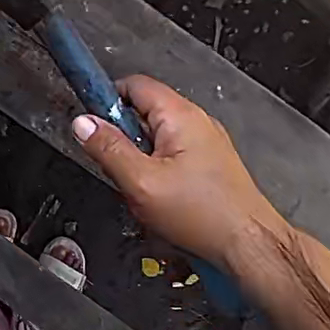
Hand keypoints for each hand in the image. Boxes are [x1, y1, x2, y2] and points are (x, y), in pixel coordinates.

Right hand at [71, 75, 288, 267]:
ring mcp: (203, 143)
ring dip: (136, 159)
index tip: (90, 124)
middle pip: (142, 113)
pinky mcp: (206, 164)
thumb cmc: (203, 215)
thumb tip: (83, 123)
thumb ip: (108, 149)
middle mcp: (195, 122)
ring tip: (138, 188)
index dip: (106, 99)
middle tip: (117, 168)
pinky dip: (154, 172)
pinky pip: (168, 157)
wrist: (246, 245)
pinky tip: (155, 197)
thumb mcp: (140, 182)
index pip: (134, 85)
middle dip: (120, 138)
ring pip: (153, 138)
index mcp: (180, 116)